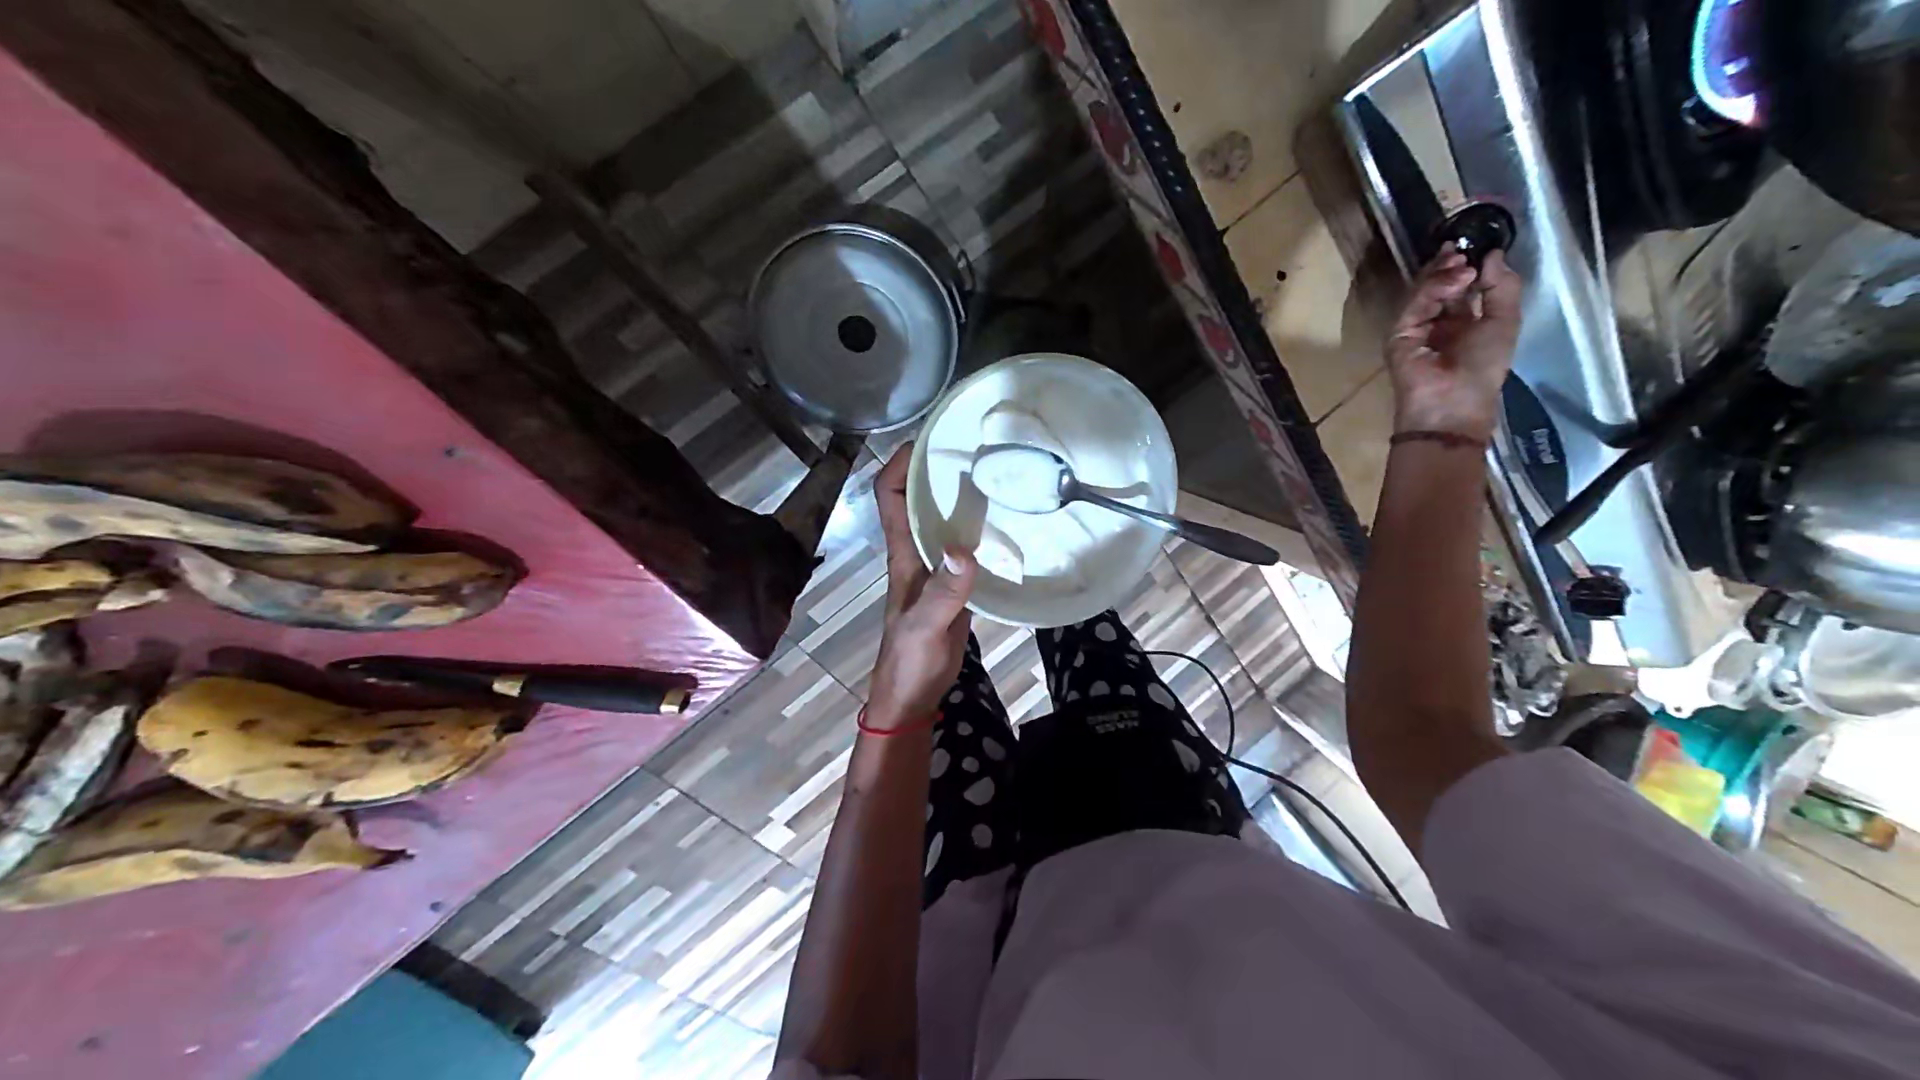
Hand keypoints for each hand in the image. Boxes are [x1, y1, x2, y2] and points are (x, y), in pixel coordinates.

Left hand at [867, 443, 976, 728]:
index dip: (901, 464)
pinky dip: (981, 527)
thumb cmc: (909, 660)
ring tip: (997, 471)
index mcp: (901, 553)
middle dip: (937, 468)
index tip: (929, 439)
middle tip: (974, 445)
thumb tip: (963, 550)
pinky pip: (966, 543)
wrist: (914, 694)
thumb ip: (943, 592)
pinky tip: (1008, 521)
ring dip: (961, 494)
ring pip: (943, 518)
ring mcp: (935, 566)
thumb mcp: (925, 626)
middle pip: (918, 498)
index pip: (890, 495)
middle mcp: (916, 551)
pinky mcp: (955, 583)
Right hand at [1385, 249, 1521, 438]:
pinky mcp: (1398, 335)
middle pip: (1436, 288)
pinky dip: (1432, 289)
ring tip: (1462, 266)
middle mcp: (1436, 325)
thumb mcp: (1504, 321)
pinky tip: (1455, 281)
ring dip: (1442, 275)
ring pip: (1423, 293)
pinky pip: (1414, 306)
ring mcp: (1414, 330)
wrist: (1453, 401)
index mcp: (1462, 325)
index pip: (1457, 290)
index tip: (1474, 248)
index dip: (1465, 268)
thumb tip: (1492, 255)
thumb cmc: (1484, 367)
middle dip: (1448, 268)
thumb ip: (1501, 287)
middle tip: (1460, 251)